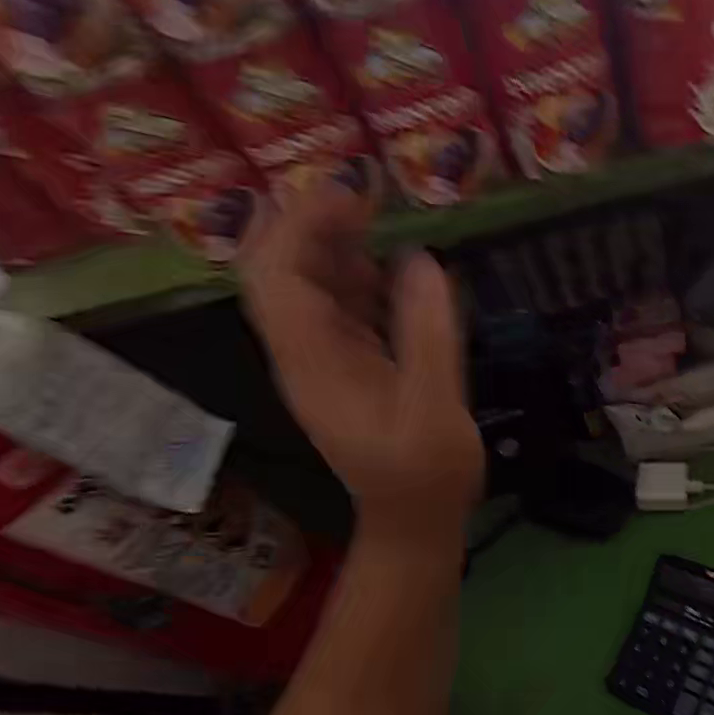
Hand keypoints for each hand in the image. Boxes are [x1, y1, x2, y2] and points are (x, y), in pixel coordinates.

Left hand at [238, 163, 482, 535]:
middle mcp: (304, 355)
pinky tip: (393, 275)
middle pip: (281, 273)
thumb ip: (429, 336)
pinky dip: (359, 281)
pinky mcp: (347, 369)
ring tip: (382, 223)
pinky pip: (338, 311)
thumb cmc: (427, 473)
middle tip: (366, 196)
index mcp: (312, 363)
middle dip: (312, 226)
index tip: (352, 194)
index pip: (277, 275)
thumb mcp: (436, 408)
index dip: (302, 225)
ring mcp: (324, 362)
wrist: (414, 521)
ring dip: (336, 249)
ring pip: (309, 288)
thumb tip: (422, 261)